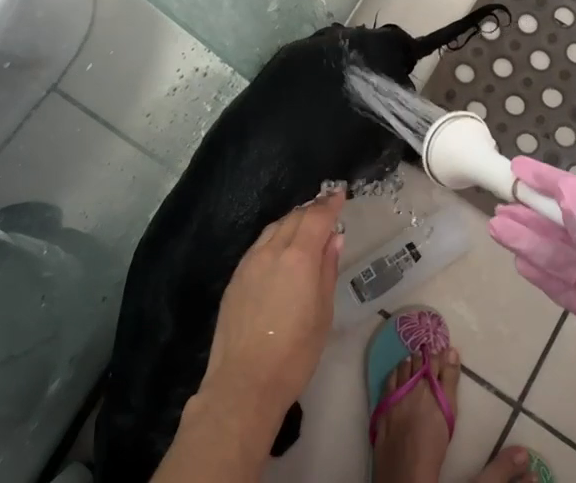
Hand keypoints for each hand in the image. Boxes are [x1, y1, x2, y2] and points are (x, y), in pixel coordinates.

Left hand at [200, 189, 346, 419]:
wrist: (245, 381)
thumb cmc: (295, 353)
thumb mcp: (323, 312)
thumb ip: (327, 270)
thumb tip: (333, 238)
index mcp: (298, 258)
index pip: (316, 218)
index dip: (330, 204)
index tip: (340, 194)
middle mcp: (271, 251)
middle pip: (293, 218)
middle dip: (311, 210)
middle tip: (326, 208)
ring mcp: (249, 263)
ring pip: (273, 229)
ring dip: (291, 221)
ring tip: (305, 225)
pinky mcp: (235, 278)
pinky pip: (258, 246)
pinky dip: (274, 238)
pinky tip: (280, 249)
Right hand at [488, 157, 575, 313]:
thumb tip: (569, 187)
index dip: (560, 184)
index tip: (522, 171)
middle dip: (541, 217)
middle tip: (501, 204)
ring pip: (573, 260)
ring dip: (536, 244)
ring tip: (497, 229)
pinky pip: (574, 288)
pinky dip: (548, 275)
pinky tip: (520, 262)